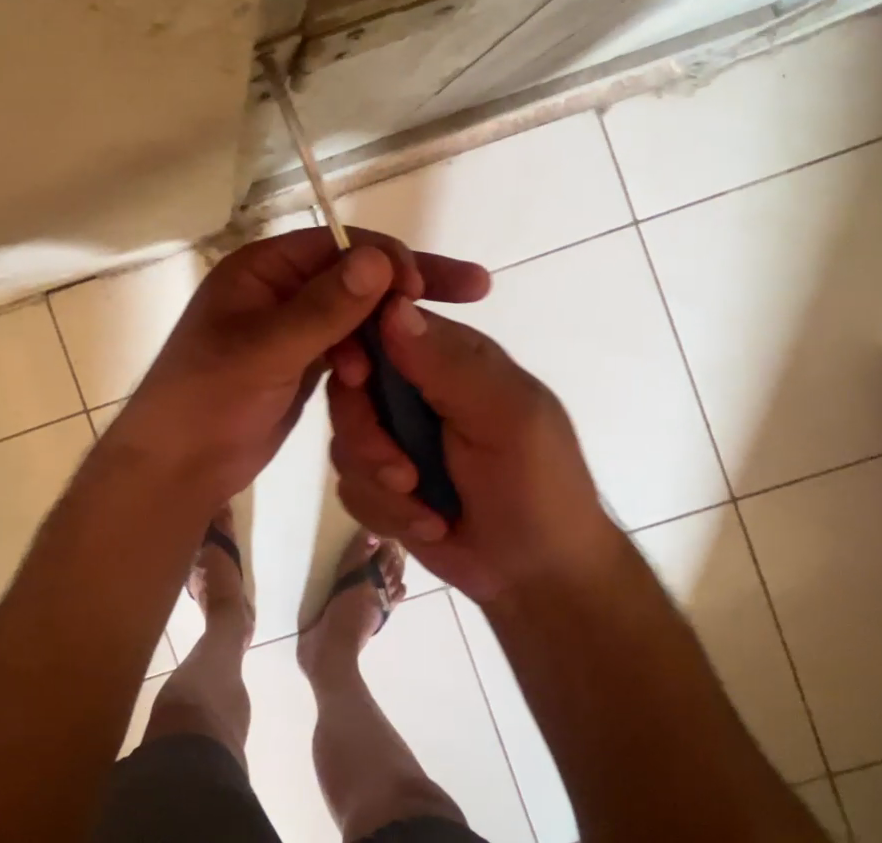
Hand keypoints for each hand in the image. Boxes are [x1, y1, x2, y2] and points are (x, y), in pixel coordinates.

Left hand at [101, 227, 488, 508]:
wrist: (177, 465)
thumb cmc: (207, 399)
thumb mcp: (264, 351)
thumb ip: (323, 308)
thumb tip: (380, 259)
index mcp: (260, 270)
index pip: (336, 246)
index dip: (385, 259)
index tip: (426, 286)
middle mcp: (277, 291)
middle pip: (354, 276)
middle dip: (407, 285)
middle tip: (475, 288)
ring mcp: (290, 329)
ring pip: (355, 315)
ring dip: (391, 328)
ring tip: (434, 345)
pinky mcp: (301, 365)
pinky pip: (348, 349)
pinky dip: (375, 357)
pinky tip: (407, 370)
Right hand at [328, 299, 619, 602]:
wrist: (539, 576)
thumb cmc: (538, 486)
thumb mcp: (506, 416)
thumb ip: (449, 364)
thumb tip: (390, 305)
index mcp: (446, 356)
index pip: (378, 326)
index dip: (355, 347)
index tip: (358, 379)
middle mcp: (410, 389)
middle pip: (346, 389)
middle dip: (367, 438)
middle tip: (402, 474)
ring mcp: (392, 437)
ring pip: (343, 442)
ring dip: (380, 484)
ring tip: (427, 511)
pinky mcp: (378, 482)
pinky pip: (348, 485)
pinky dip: (384, 512)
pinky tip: (426, 525)